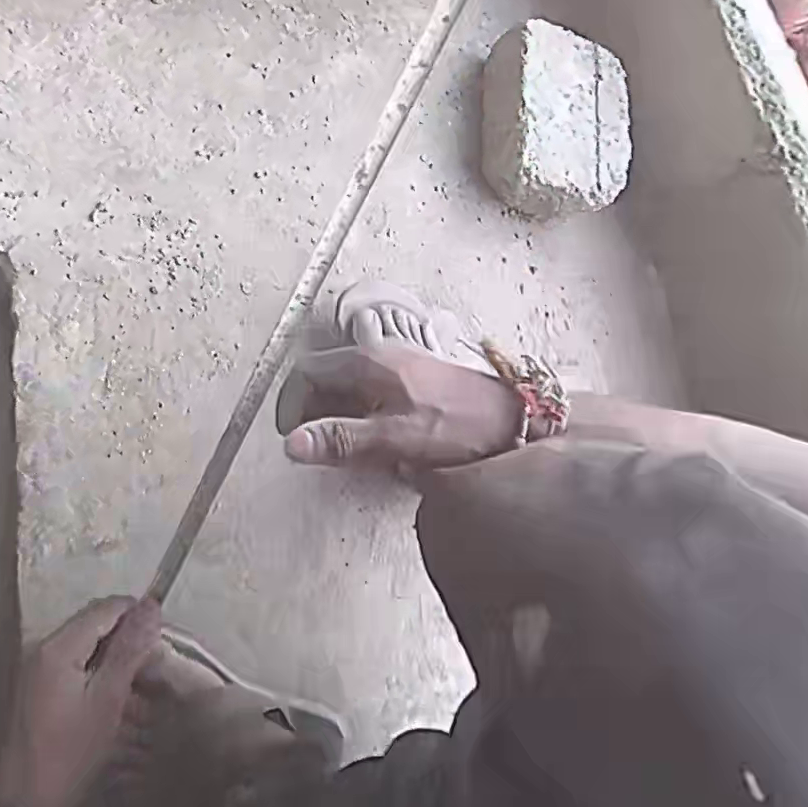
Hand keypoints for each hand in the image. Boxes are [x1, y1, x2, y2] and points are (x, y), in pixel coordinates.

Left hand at [0, 597, 162, 806]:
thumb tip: (150, 606)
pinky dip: (95, 670)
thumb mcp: (106, 701)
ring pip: (85, 642)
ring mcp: (34, 665)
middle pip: (94, 622)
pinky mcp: (33, 684)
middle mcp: (41, 645)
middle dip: (125, 637)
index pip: (106, 607)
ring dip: (113, 656)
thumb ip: (128, 649)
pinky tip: (109, 698)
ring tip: (134, 687)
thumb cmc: (67, 757)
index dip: (136, 615)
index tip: (158, 640)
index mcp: (57, 646)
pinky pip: (72, 661)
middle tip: (149, 667)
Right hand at [275, 344, 522, 469]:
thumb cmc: (463, 425)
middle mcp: (376, 357)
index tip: (293, 437)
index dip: (291, 406)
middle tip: (319, 448)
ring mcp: (393, 367)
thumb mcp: (397, 438)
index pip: (305, 373)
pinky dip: (357, 417)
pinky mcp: (407, 382)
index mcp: (366, 362)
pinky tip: (374, 442)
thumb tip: (295, 443)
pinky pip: (365, 395)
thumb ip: (343, 439)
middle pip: (321, 379)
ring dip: (335, 418)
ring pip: (342, 388)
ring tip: (348, 449)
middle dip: (312, 414)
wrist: (516, 422)